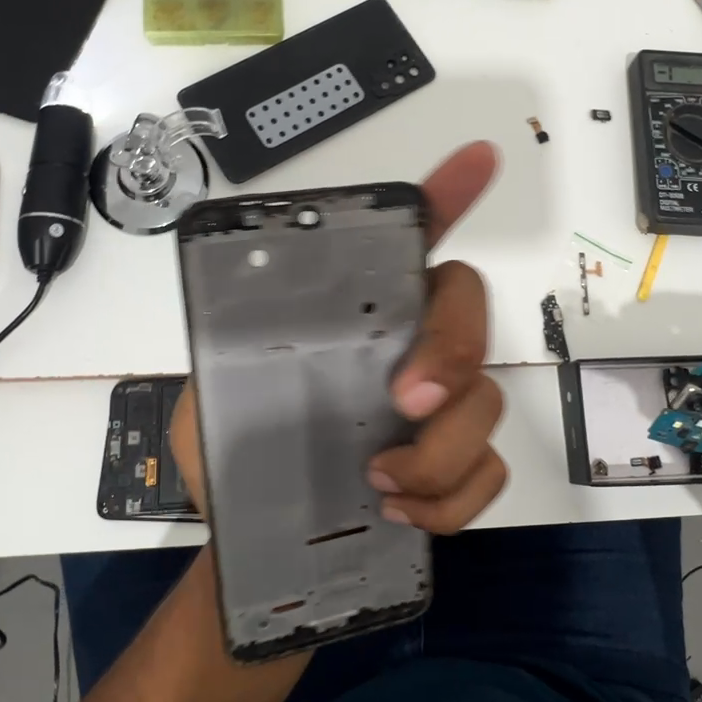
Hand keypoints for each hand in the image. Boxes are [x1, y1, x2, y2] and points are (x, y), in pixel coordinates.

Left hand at [170, 141, 506, 532]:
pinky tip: (400, 510)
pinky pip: (487, 472)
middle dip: (453, 347)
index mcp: (351, 314)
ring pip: (485, 400)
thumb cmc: (231, 453)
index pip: (405, 242)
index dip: (446, 195)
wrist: (247, 544)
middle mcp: (405, 347)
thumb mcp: (214, 386)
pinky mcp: (453, 471)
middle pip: (467, 310)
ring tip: (378, 480)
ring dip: (441, 450)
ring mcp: (436, 410)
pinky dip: (451, 499)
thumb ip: (238, 341)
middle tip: (407, 398)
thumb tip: (233, 291)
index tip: (478, 158)